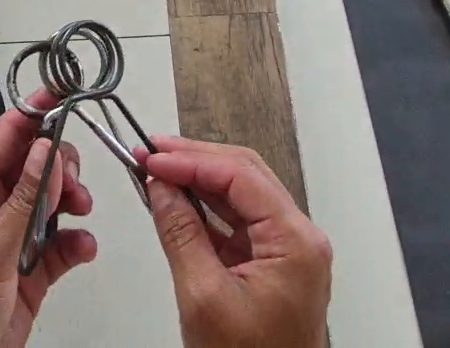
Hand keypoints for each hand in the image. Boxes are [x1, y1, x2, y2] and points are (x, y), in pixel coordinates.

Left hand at [0, 92, 98, 347]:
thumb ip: (22, 200)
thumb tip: (47, 149)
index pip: (4, 138)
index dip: (32, 112)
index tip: (61, 92)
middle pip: (34, 166)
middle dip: (61, 164)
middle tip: (75, 178)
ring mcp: (11, 240)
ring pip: (51, 201)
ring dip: (72, 201)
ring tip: (83, 211)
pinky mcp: (29, 272)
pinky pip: (60, 244)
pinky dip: (76, 243)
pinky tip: (84, 248)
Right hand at [138, 136, 331, 347]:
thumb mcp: (203, 297)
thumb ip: (180, 232)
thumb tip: (160, 186)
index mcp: (295, 241)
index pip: (240, 176)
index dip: (191, 160)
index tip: (152, 157)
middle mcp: (299, 236)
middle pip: (243, 174)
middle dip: (194, 159)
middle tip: (151, 152)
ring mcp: (286, 249)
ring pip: (239, 193)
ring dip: (196, 178)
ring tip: (156, 168)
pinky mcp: (271, 262)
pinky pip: (236, 219)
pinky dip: (204, 205)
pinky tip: (175, 198)